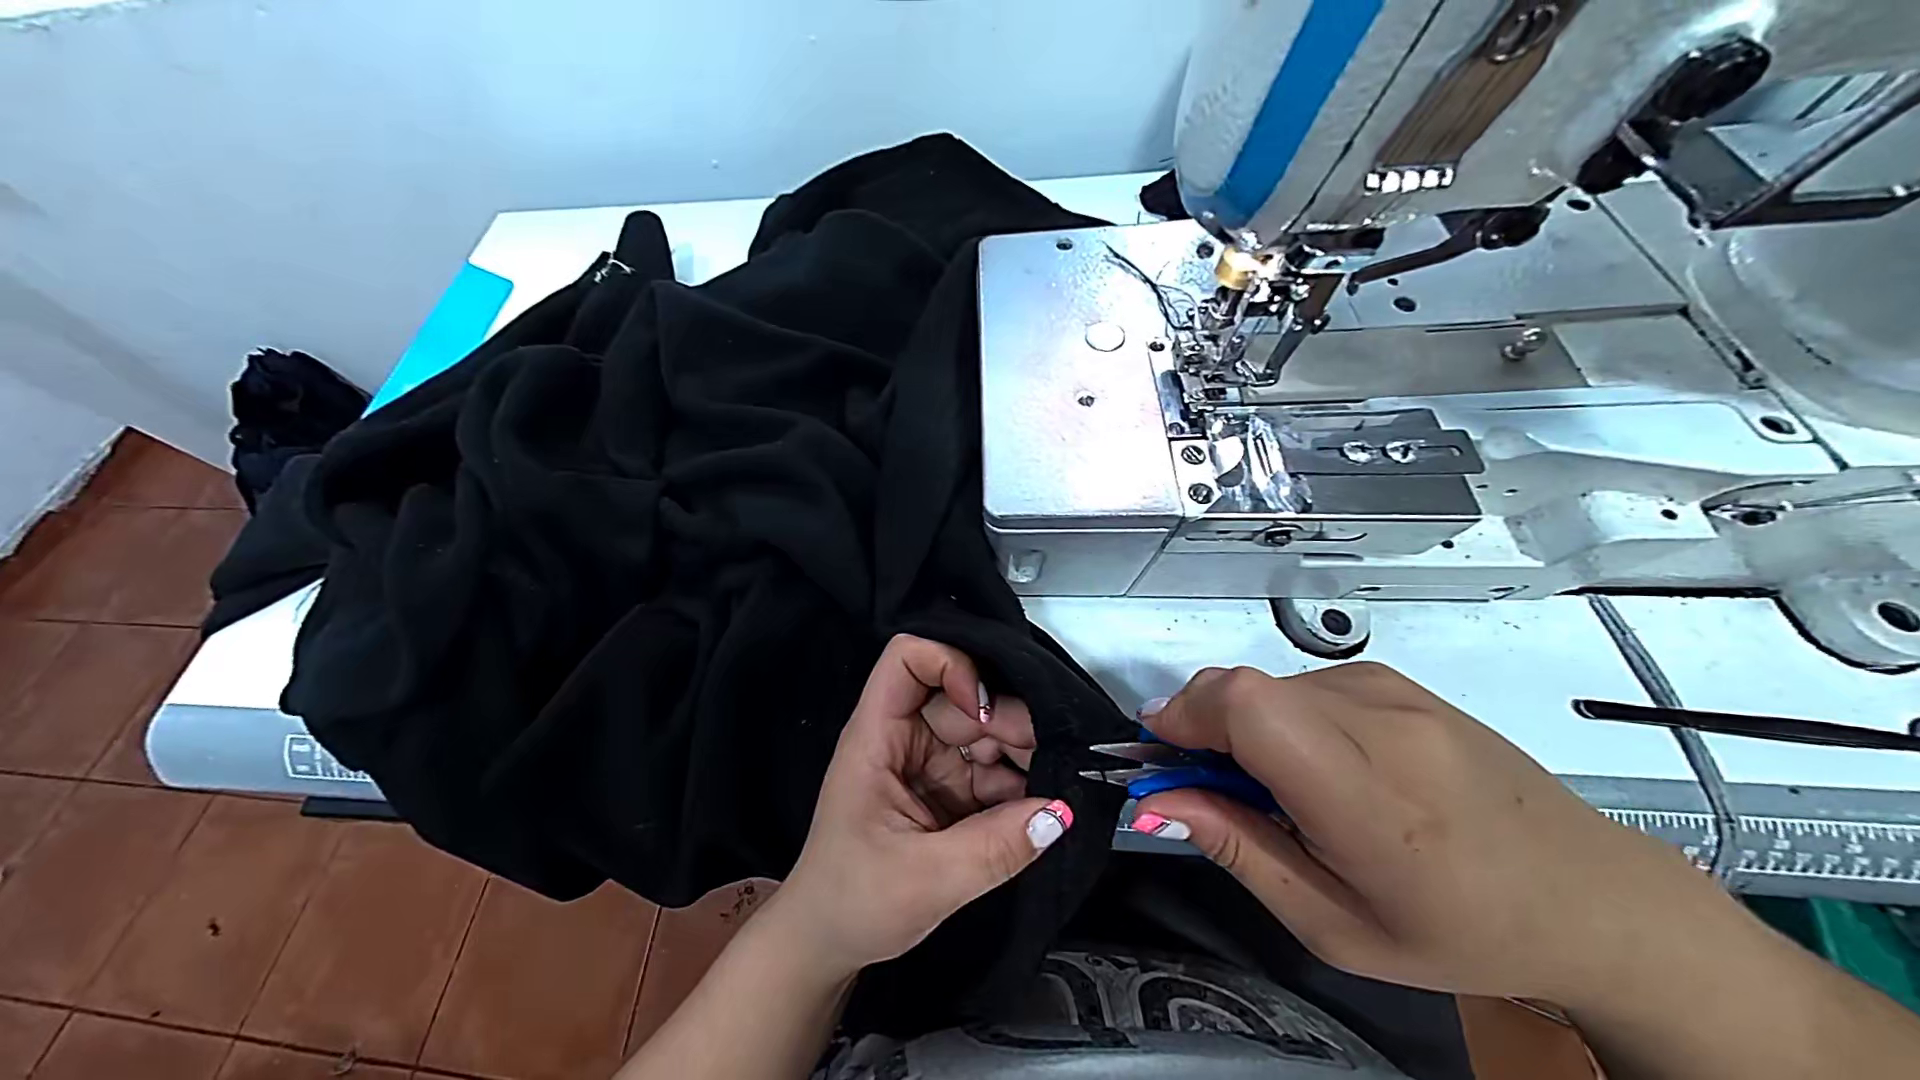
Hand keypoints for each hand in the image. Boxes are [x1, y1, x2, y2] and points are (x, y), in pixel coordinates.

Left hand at [769, 635, 1073, 978]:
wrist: (828, 943)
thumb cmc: (852, 902)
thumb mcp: (924, 880)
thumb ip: (995, 847)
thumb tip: (1061, 812)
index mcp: (878, 738)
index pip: (908, 660)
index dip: (950, 667)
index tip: (983, 713)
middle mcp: (905, 738)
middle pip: (962, 697)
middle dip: (1007, 720)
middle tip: (1049, 758)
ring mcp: (928, 763)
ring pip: (985, 732)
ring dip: (1022, 754)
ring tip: (1055, 783)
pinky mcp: (948, 791)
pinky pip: (992, 771)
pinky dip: (1020, 784)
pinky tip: (1043, 805)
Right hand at [1130, 662, 1733, 1004]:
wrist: (1593, 896)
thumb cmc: (1461, 931)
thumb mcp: (1335, 924)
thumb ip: (1238, 849)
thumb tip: (1159, 799)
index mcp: (1368, 793)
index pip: (1247, 706)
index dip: (1185, 714)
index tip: (1159, 753)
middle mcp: (1380, 720)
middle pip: (1244, 684)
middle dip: (1199, 721)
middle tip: (1203, 778)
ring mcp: (1393, 691)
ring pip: (1268, 682)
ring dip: (1239, 722)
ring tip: (1271, 784)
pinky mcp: (1398, 680)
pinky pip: (1303, 682)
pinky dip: (1279, 714)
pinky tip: (1314, 763)